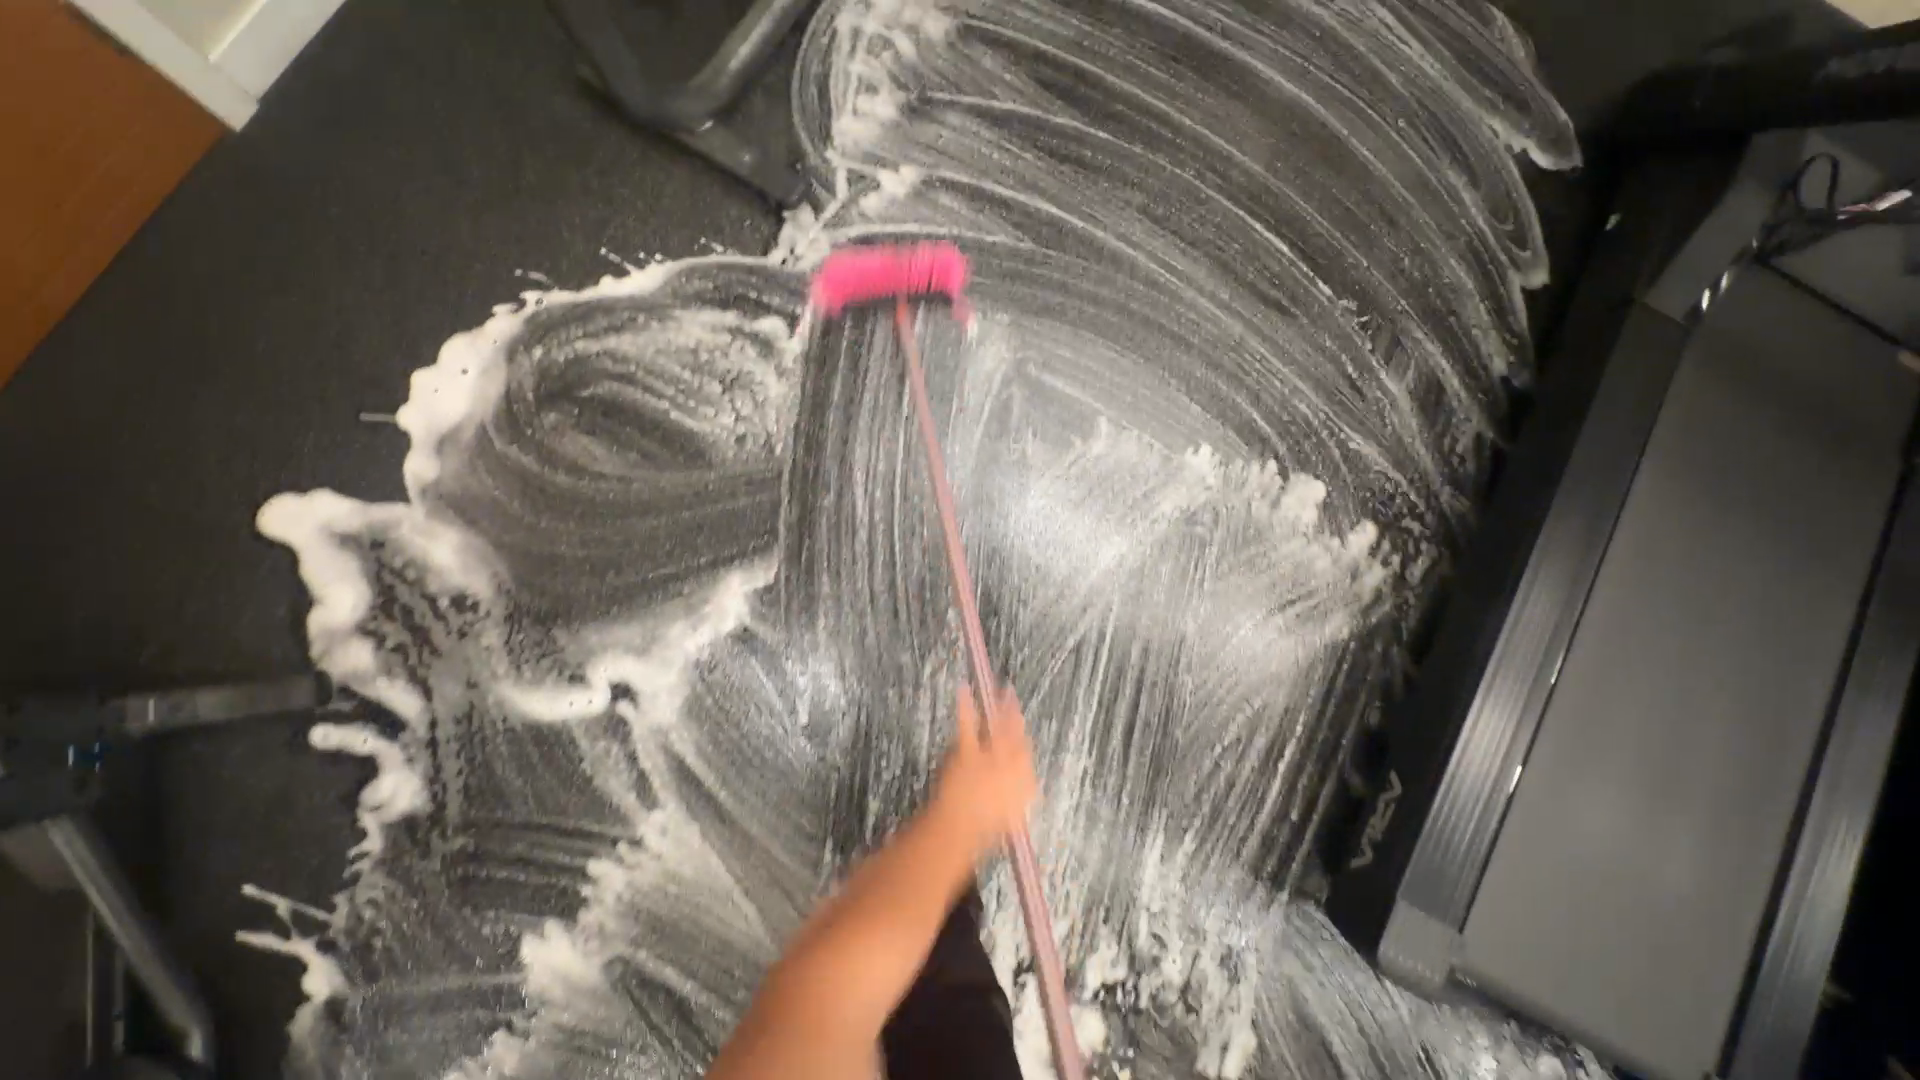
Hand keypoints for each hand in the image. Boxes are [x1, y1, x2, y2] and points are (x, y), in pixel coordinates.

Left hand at [933, 683, 1037, 852]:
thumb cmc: (983, 832)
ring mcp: (990, 754)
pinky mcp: (969, 750)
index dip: (1022, 743)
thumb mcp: (1008, 821)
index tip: (1021, 732)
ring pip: (1000, 726)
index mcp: (1024, 783)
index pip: (1026, 757)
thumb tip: (1018, 797)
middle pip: (1017, 735)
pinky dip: (966, 705)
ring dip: (1002, 705)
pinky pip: (969, 723)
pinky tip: (963, 689)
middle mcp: (1012, 764)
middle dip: (1016, 716)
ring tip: (1003, 688)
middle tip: (1015, 698)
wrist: (963, 827)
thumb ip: (1014, 803)